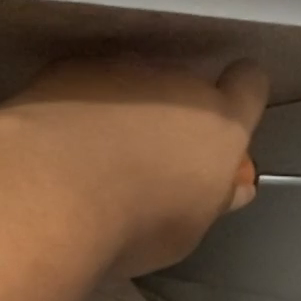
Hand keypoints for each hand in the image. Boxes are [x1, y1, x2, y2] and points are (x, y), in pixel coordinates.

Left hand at [0, 59, 269, 276]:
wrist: (51, 196)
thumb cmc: (132, 228)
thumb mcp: (185, 231)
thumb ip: (209, 199)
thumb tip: (229, 188)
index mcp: (219, 124)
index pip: (249, 86)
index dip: (236, 102)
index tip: (216, 130)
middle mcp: (177, 82)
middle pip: (184, 86)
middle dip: (170, 116)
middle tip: (144, 165)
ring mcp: (121, 69)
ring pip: (132, 82)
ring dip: (121, 110)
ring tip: (91, 160)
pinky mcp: (69, 69)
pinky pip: (83, 85)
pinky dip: (76, 108)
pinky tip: (55, 146)